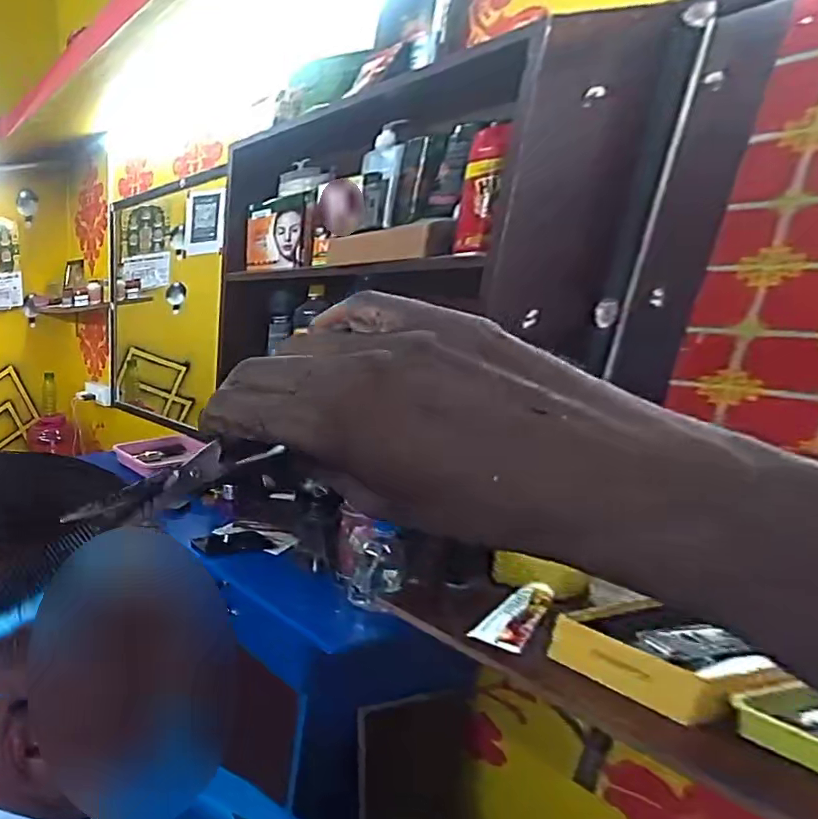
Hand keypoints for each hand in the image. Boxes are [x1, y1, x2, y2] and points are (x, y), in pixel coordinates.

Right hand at [201, 291, 817, 686]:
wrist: (601, 474)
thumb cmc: (480, 506)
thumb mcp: (378, 498)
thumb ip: (319, 464)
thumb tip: (289, 449)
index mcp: (328, 419)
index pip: (239, 406)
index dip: (216, 423)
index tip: (215, 438)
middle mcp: (348, 367)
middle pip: (257, 369)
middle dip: (238, 398)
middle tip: (245, 423)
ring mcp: (395, 336)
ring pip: (302, 342)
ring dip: (283, 371)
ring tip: (299, 395)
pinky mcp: (438, 321)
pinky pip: (360, 312)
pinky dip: (334, 330)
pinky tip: (338, 348)